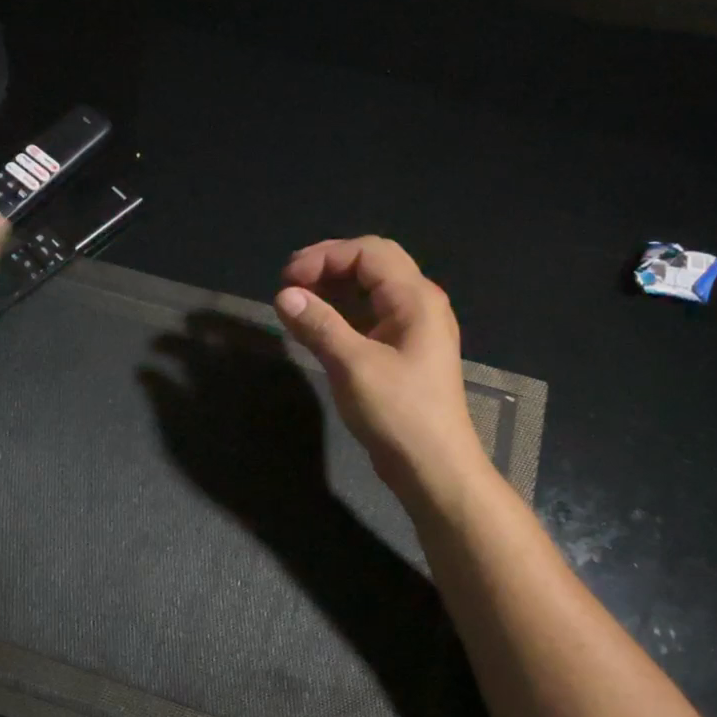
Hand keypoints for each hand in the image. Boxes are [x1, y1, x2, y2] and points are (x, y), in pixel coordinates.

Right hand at [274, 236, 487, 502]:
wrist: (432, 465)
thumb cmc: (398, 412)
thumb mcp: (352, 365)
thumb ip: (319, 325)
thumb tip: (284, 295)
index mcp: (415, 299)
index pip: (369, 252)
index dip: (325, 256)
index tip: (287, 280)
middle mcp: (418, 305)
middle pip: (371, 264)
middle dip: (327, 267)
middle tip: (288, 285)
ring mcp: (412, 329)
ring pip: (369, 291)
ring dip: (332, 289)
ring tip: (296, 303)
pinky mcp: (402, 352)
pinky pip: (368, 316)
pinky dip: (340, 313)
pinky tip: (315, 327)